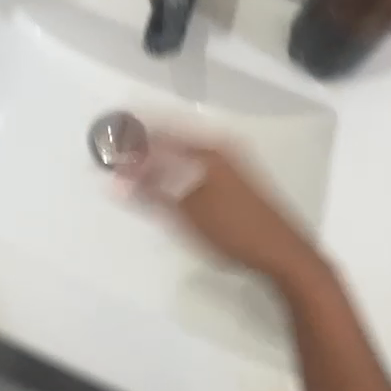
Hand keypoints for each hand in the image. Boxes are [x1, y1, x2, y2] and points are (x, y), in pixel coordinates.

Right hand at [121, 132, 322, 280]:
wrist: (286, 256)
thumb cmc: (235, 232)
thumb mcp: (186, 213)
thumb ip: (149, 192)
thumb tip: (114, 179)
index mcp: (206, 148)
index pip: (157, 133)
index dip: (130, 139)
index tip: (105, 147)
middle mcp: (217, 147)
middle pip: (169, 138)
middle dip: (140, 146)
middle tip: (114, 160)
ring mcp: (228, 162)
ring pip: (181, 152)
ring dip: (156, 159)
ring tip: (132, 173)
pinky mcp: (233, 179)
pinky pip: (194, 163)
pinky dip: (174, 169)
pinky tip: (162, 183)